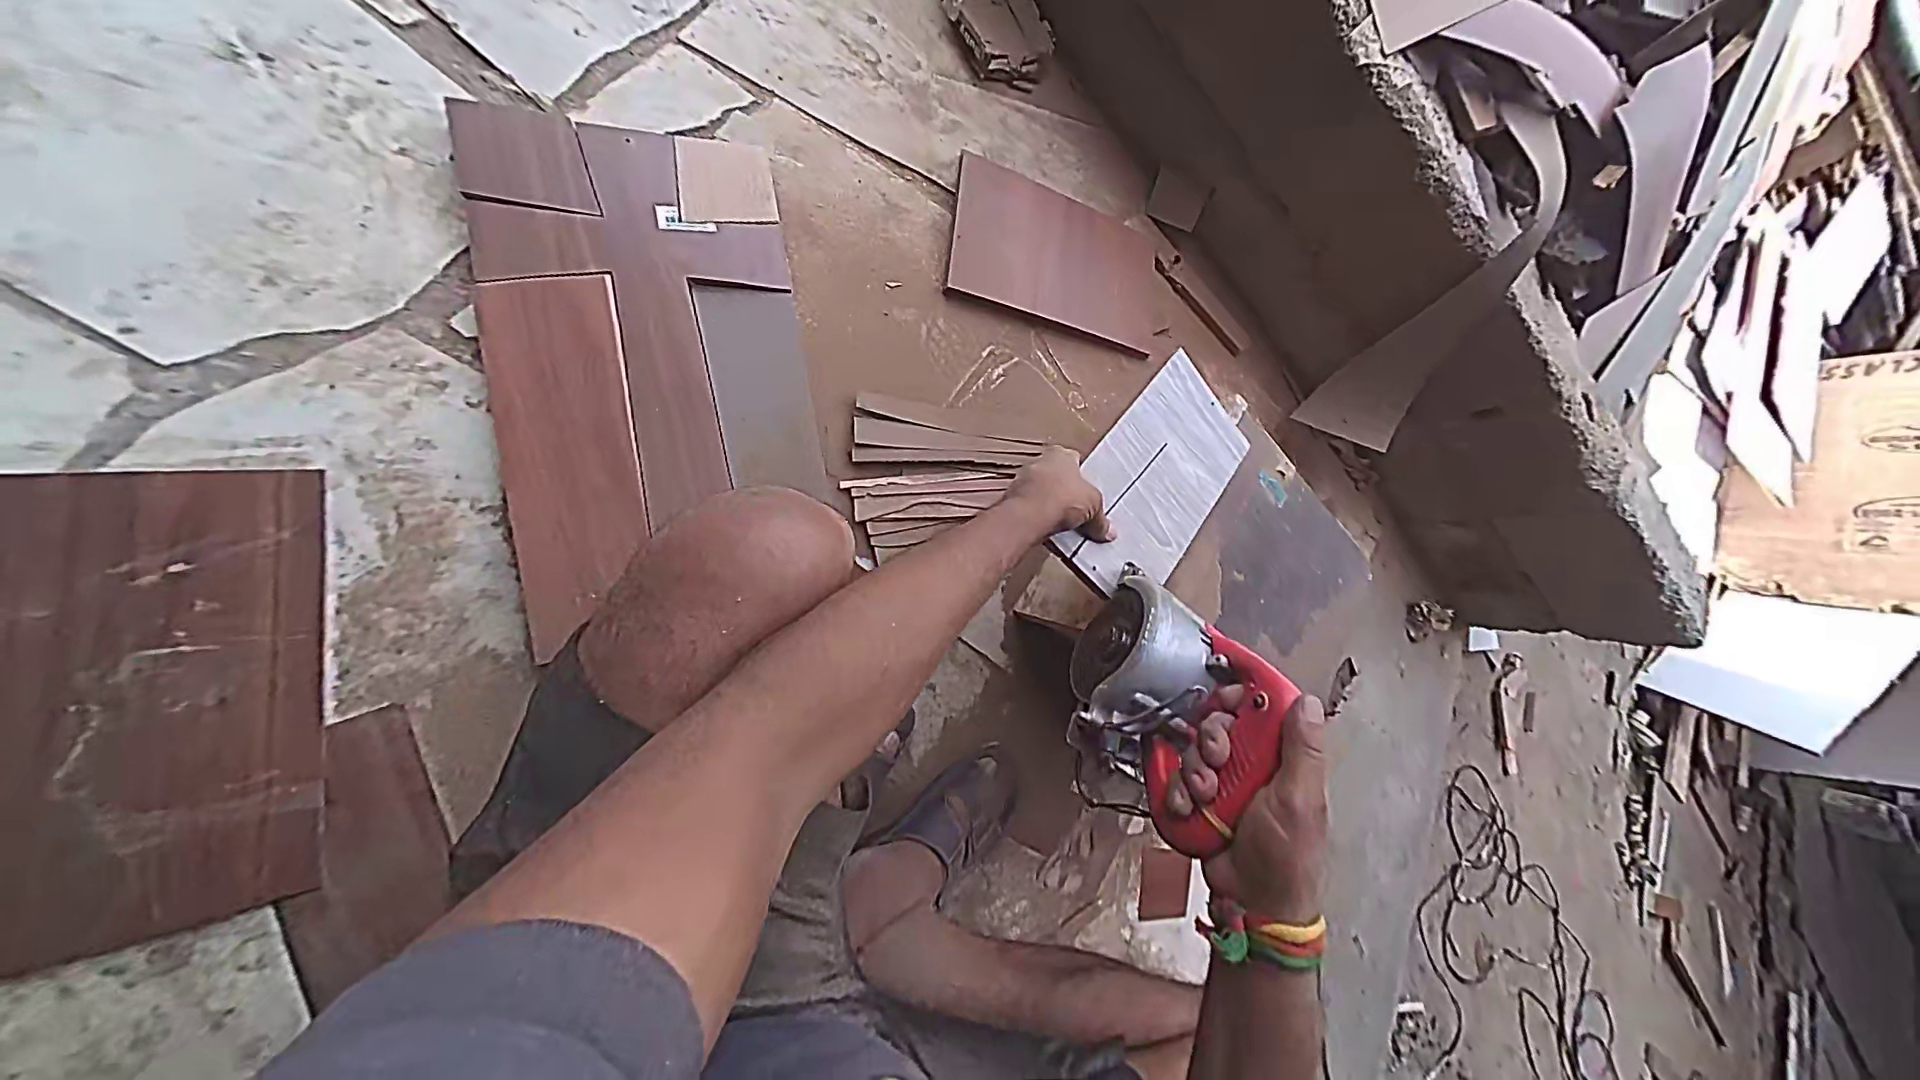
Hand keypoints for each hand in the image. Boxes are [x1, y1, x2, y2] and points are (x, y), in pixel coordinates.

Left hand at [1005, 446, 1114, 540]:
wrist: (1029, 516)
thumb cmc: (1061, 498)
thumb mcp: (1093, 507)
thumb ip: (1101, 519)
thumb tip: (1107, 531)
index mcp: (1061, 454)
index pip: (1073, 459)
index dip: (1081, 475)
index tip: (1086, 490)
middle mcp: (1039, 461)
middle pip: (1055, 475)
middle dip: (1063, 489)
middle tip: (1074, 507)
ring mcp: (1021, 479)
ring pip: (1039, 490)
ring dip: (1046, 502)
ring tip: (1058, 520)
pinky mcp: (1010, 498)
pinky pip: (1027, 505)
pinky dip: (1034, 514)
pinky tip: (1043, 526)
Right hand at [1164, 690, 1327, 923]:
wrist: (1250, 902)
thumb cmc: (1286, 857)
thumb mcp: (1299, 800)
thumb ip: (1302, 750)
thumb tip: (1308, 703)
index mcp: (1281, 757)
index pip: (1260, 707)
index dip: (1240, 695)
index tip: (1225, 698)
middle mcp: (1252, 763)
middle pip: (1218, 722)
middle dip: (1210, 737)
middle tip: (1216, 760)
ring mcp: (1223, 780)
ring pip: (1193, 748)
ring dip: (1193, 768)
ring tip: (1205, 795)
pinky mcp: (1198, 797)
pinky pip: (1176, 776)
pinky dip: (1177, 789)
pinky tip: (1189, 807)